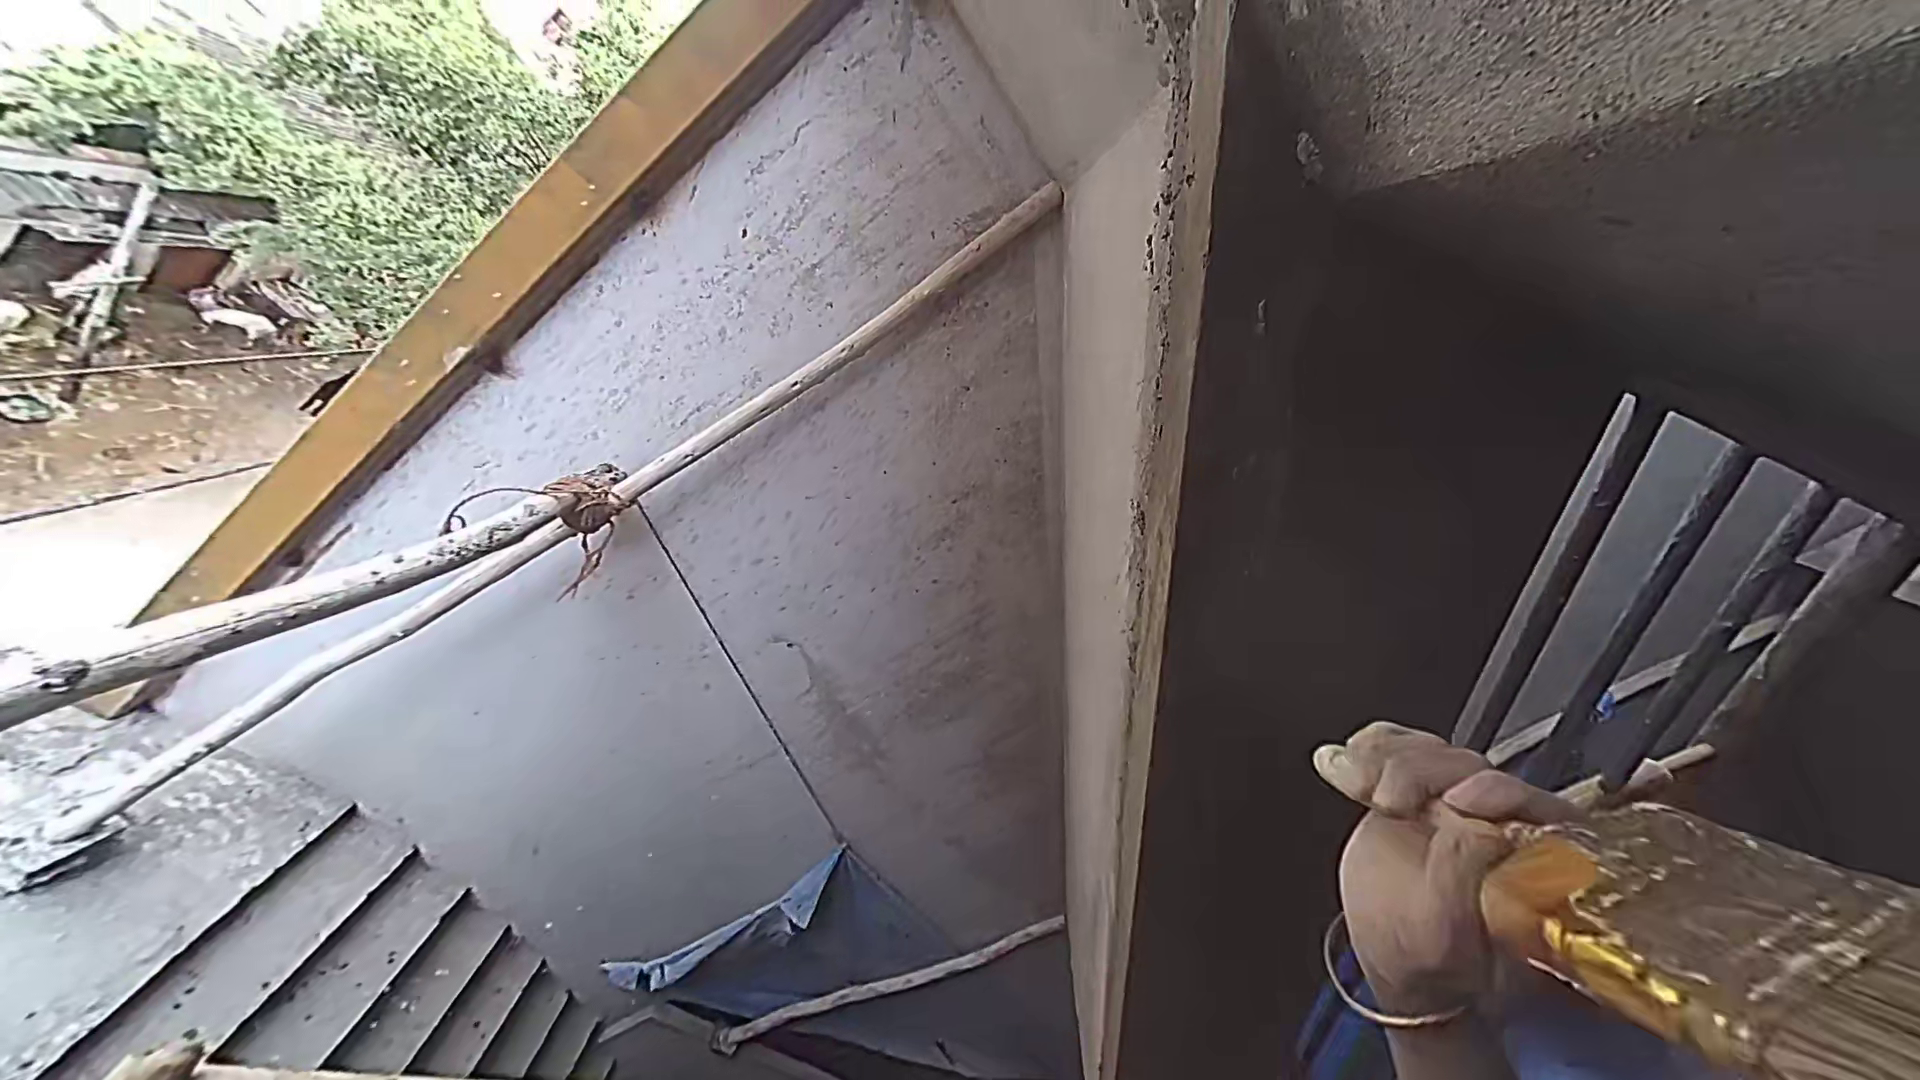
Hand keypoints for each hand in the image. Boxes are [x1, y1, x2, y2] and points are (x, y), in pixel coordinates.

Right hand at [1314, 722, 1578, 1013]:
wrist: (1390, 952)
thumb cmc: (1431, 958)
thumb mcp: (1447, 932)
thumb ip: (1462, 877)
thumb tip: (1475, 825)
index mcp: (1539, 861)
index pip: (1533, 801)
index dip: (1499, 791)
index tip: (1459, 801)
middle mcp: (1499, 819)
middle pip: (1466, 765)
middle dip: (1420, 773)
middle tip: (1387, 802)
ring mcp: (1448, 796)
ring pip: (1423, 748)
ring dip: (1383, 758)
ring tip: (1357, 788)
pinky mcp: (1406, 783)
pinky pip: (1388, 743)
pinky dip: (1362, 749)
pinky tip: (1344, 769)